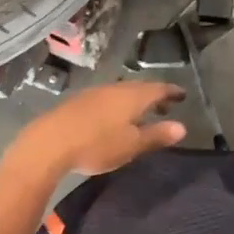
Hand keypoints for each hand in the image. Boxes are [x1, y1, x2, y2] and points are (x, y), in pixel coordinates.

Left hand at [8, 82, 188, 177]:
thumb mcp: (132, 145)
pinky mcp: (79, 101)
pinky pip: (107, 98)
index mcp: (133, 96)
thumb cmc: (97, 143)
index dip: (171, 92)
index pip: (159, 88)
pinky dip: (118, 105)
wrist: (51, 141)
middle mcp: (116, 88)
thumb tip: (182, 127)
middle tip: (165, 107)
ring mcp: (95, 93)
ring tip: (141, 115)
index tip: (182, 95)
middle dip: (154, 96)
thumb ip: (156, 135)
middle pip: (140, 88)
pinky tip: (114, 118)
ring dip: (135, 101)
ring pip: (122, 92)